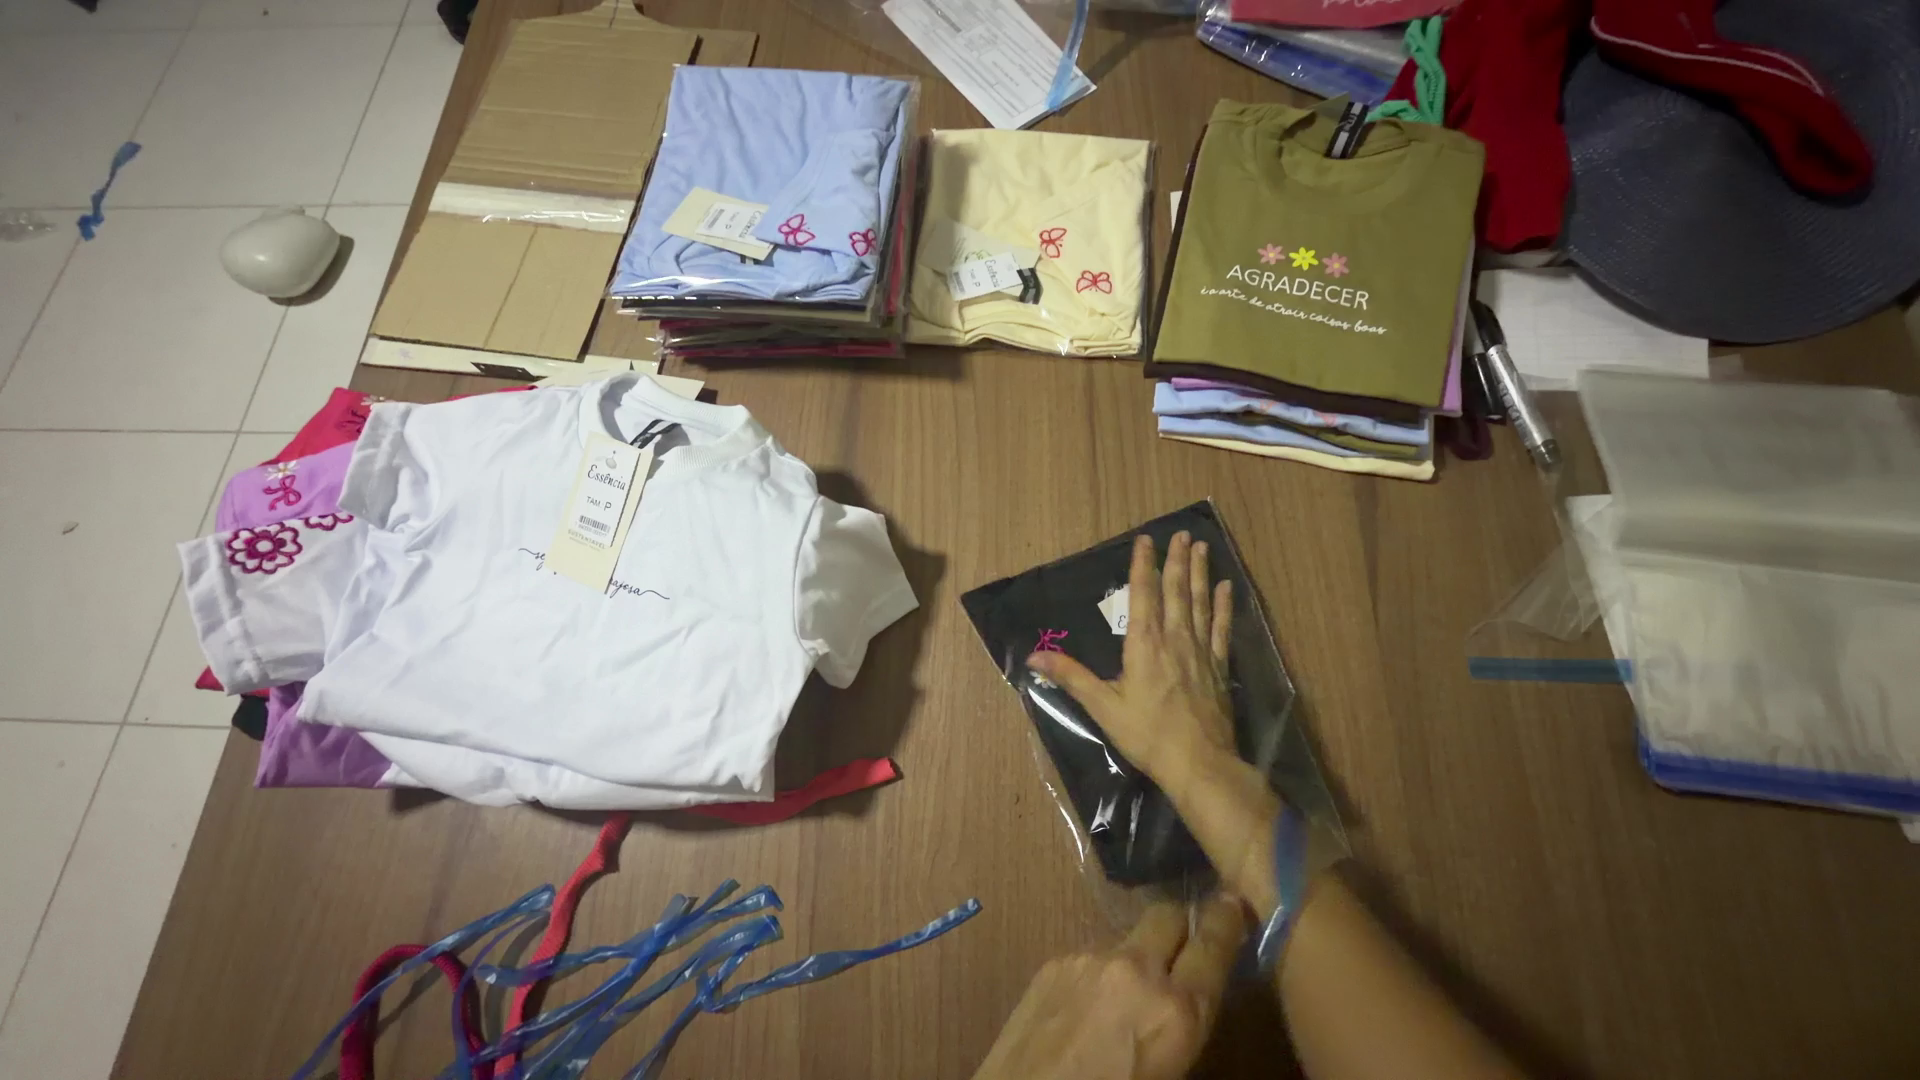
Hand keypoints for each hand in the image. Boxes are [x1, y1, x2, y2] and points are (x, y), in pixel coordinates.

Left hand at [970, 897, 1248, 1079]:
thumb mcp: (1170, 1073)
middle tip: (1181, 949)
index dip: (1227, 920)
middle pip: (1168, 915)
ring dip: (1135, 959)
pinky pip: (1091, 957)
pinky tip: (1085, 1010)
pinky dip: (1099, 975)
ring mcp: (1089, 958)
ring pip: (1127, 939)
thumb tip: (1185, 1001)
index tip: (1233, 902)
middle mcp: (1135, 970)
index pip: (1214, 945)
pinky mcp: (1054, 961)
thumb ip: (1183, 1026)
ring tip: (1122, 1001)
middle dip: (1179, 926)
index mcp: (1176, 1012)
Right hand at [1028, 532, 1237, 791]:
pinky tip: (1227, 588)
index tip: (1145, 540)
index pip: (1143, 594)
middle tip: (1182, 534)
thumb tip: (1034, 656)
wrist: (1199, 762)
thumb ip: (1070, 677)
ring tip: (1203, 547)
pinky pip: (1221, 628)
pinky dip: (1224, 606)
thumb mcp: (1102, 706)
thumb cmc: (1146, 734)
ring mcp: (1200, 651)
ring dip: (1200, 574)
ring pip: (1200, 603)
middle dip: (1177, 561)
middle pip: (1176, 591)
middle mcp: (1174, 638)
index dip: (1143, 565)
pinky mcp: (1217, 667)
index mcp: (1144, 644)